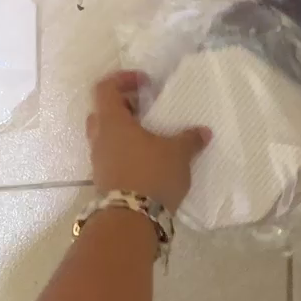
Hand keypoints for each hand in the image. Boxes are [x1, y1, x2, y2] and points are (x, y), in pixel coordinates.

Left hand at [86, 70, 210, 208]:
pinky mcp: (104, 181)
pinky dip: (127, 152)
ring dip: (126, 132)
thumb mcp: (178, 154)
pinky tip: (149, 160)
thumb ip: (190, 139)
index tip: (146, 83)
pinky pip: (112, 157)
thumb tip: (202, 132)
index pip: (105, 89)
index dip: (122, 79)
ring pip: (106, 136)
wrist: (130, 220)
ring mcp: (98, 161)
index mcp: (112, 122)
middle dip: (124, 107)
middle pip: (103, 112)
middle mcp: (99, 139)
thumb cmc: (151, 175)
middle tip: (147, 110)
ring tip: (152, 137)